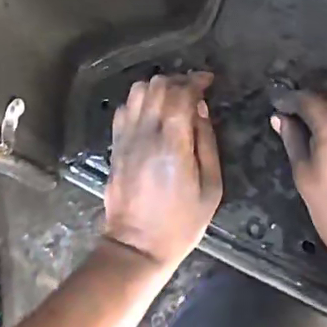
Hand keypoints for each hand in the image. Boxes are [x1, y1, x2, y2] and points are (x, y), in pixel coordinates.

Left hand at [104, 72, 221, 269]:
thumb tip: (201, 109)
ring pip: (138, 90)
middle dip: (179, 80)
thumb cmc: (181, 221)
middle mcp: (146, 131)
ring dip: (158, 87)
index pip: (181, 93)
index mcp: (173, 142)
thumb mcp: (211, 187)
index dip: (196, 81)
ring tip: (172, 98)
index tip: (209, 81)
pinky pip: (124, 107)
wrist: (137, 246)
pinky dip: (140, 101)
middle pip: (158, 85)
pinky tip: (151, 113)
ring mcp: (127, 136)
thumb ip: (207, 142)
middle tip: (194, 90)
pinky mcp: (115, 144)